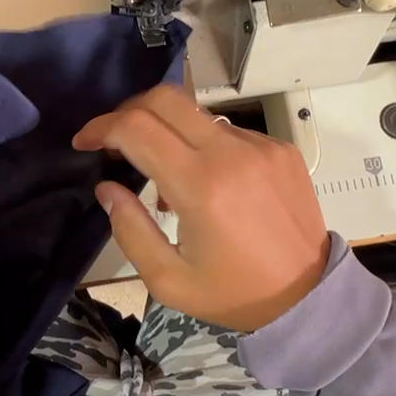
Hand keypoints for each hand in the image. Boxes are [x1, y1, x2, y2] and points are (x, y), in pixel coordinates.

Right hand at [73, 85, 329, 331]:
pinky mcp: (280, 148)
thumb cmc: (234, 295)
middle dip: (128, 111)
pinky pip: (227, 131)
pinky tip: (207, 182)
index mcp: (200, 186)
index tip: (84, 143)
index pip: (136, 128)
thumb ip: (130, 229)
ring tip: (163, 172)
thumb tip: (107, 187)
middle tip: (113, 140)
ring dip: (167, 129)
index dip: (101, 128)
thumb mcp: (169, 281)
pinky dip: (203, 145)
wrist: (310, 297)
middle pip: (165, 98)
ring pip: (196, 113)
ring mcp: (260, 146)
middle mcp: (231, 153)